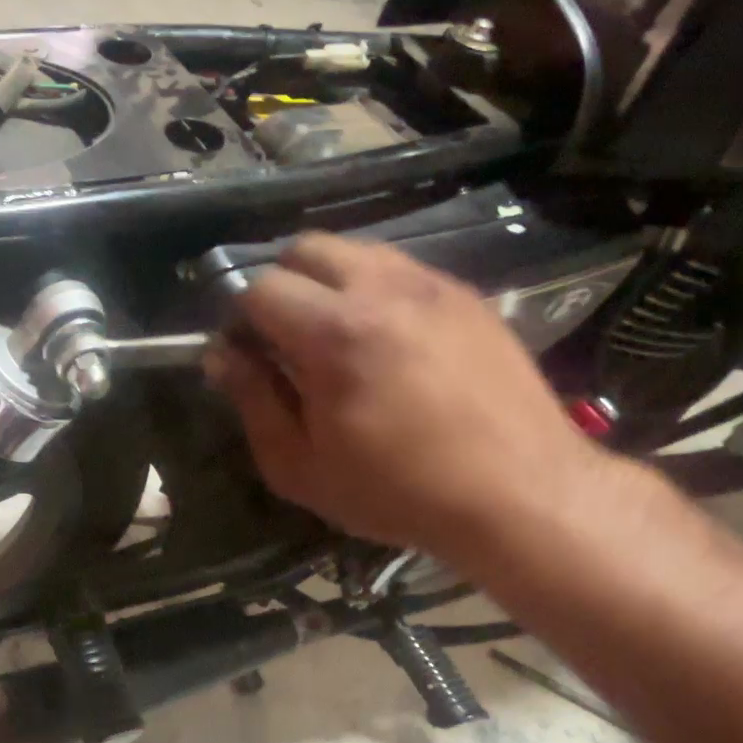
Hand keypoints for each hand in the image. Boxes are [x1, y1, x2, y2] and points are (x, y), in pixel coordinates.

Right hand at [205, 233, 609, 555]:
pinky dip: (373, 292)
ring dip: (327, 283)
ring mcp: (432, 286)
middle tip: (282, 339)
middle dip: (279, 285)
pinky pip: (401, 271)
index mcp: (334, 332)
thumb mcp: (298, 465)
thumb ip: (252, 401)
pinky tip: (382, 343)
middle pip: (306, 248)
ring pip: (356, 252)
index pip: (260, 289)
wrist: (520, 493)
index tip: (245, 359)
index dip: (239, 322)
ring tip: (332, 339)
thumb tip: (222, 356)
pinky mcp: (467, 297)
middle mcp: (382, 289)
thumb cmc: (395, 491)